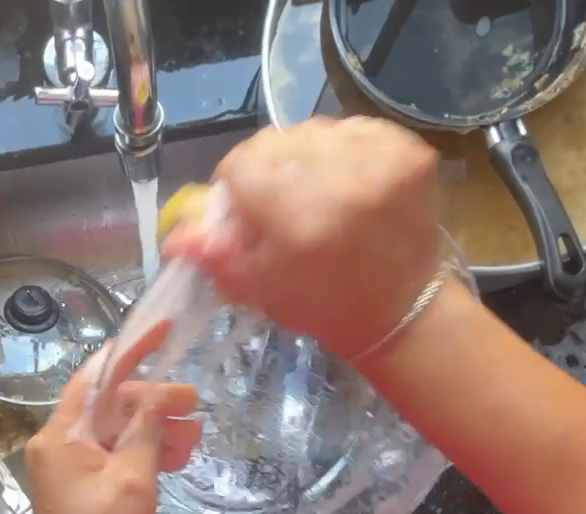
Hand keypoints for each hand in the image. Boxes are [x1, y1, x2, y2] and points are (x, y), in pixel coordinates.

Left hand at [25, 358, 199, 513]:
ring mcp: (66, 462)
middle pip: (109, 403)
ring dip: (153, 429)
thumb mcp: (133, 481)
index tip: (163, 330)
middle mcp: (57, 441)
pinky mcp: (78, 481)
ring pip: (115, 429)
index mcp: (62, 435)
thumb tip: (158, 396)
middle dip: (153, 401)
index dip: (132, 350)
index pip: (97, 376)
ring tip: (193, 439)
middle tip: (194, 407)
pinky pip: (111, 453)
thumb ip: (146, 431)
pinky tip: (175, 456)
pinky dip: (141, 451)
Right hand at [166, 117, 443, 361]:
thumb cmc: (318, 304)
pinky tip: (345, 185)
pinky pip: (354, 130)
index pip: (241, 164)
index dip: (233, 187)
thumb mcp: (257, 288)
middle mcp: (339, 178)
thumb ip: (216, 255)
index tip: (242, 209)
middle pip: (276, 144)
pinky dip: (342, 152)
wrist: (398, 310)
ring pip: (314, 131)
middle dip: (269, 171)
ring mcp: (380, 159)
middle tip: (278, 206)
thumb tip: (176, 234)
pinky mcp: (409, 150)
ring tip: (315, 196)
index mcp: (297, 217)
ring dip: (305, 159)